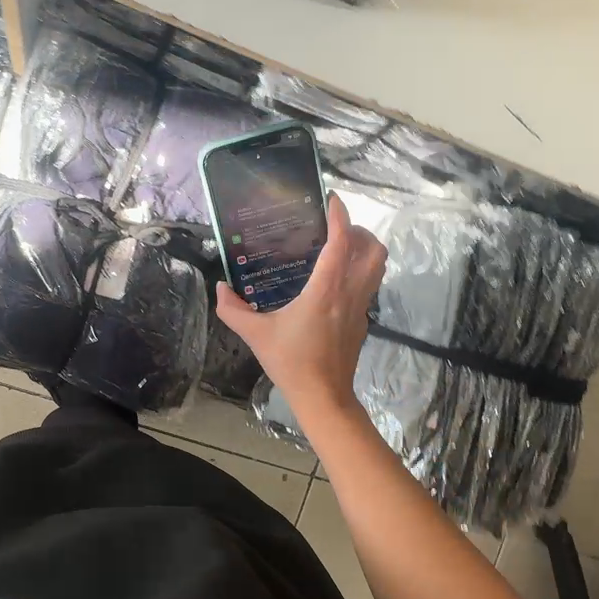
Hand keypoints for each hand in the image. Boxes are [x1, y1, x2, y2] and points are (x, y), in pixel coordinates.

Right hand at [216, 193, 385, 418]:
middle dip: (360, 231)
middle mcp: (349, 294)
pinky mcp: (362, 322)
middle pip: (373, 250)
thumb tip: (221, 288)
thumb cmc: (291, 362)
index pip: (341, 243)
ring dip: (364, 251)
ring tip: (339, 249)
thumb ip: (234, 310)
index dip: (340, 217)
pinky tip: (333, 283)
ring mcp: (360, 308)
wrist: (323, 397)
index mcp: (325, 291)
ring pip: (377, 268)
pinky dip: (358, 273)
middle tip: (336, 229)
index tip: (331, 200)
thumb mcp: (256, 335)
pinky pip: (368, 286)